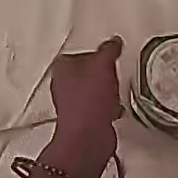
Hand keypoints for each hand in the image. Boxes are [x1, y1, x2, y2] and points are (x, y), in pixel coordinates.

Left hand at [42, 37, 122, 177]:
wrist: (90, 136)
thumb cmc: (88, 101)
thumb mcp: (104, 64)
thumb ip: (109, 50)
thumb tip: (114, 42)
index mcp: (62, 67)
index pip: (79, 52)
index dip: (95, 52)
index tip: (108, 52)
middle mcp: (62, 85)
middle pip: (84, 71)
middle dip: (100, 72)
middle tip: (111, 69)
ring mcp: (72, 104)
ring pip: (91, 90)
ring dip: (104, 90)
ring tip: (115, 89)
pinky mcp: (83, 120)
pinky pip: (97, 107)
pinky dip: (107, 106)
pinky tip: (115, 106)